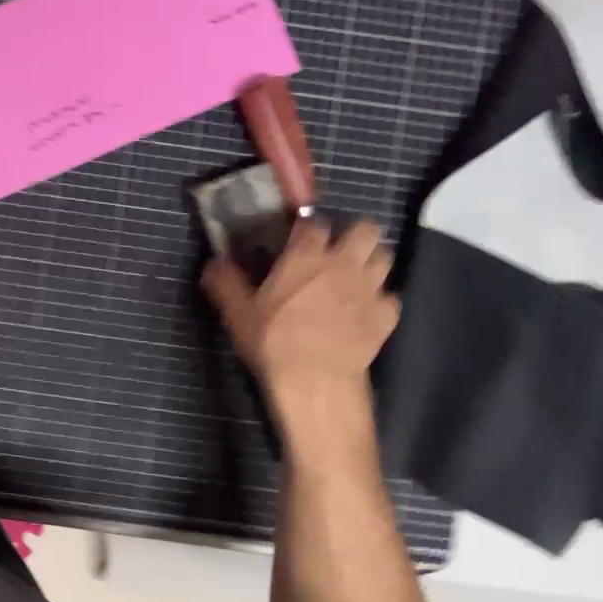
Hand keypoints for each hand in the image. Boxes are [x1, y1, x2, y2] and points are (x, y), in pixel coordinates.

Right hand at [202, 218, 398, 423]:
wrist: (315, 378)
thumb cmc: (272, 341)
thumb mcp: (236, 313)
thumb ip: (225, 284)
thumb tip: (213, 262)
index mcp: (306, 257)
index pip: (314, 223)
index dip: (306, 226)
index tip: (295, 236)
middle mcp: (344, 264)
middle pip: (366, 229)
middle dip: (352, 234)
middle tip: (335, 250)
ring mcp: (371, 288)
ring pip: (384, 256)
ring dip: (370, 260)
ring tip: (352, 275)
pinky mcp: (387, 313)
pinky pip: (389, 295)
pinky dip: (378, 299)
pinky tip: (362, 311)